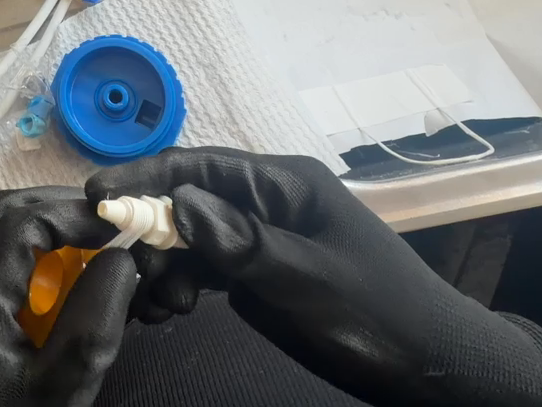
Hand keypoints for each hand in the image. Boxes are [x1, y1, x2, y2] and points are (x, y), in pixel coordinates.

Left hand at [0, 186, 137, 406]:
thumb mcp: (64, 386)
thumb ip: (93, 320)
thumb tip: (121, 257)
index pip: (24, 221)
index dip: (73, 212)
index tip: (118, 221)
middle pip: (5, 213)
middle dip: (58, 208)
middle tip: (106, 222)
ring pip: (2, 232)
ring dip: (48, 228)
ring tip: (94, 245)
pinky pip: (4, 261)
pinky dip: (39, 255)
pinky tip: (71, 279)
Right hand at [87, 148, 541, 406]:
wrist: (445, 376)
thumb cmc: (383, 316)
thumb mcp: (312, 281)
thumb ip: (243, 242)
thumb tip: (179, 202)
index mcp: (281, 182)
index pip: (198, 165)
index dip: (144, 175)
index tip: (96, 194)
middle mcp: (262, 201)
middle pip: (186, 200)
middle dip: (148, 230)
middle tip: (124, 269)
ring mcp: (258, 237)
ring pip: (188, 238)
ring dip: (162, 265)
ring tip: (155, 305)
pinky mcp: (256, 273)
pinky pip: (203, 269)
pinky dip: (179, 285)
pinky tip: (165, 310)